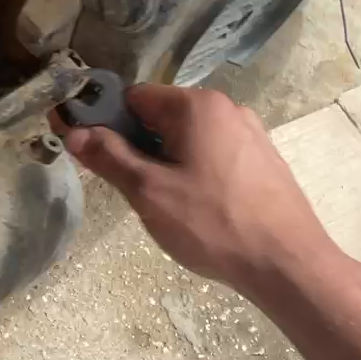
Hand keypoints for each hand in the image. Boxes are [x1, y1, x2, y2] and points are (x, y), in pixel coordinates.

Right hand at [56, 83, 337, 294]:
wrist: (286, 263)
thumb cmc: (212, 224)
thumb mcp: (148, 192)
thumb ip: (109, 157)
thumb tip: (74, 131)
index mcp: (196, 106)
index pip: (133, 97)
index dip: (105, 122)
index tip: (91, 154)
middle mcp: (226, 108)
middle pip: (160, 116)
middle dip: (136, 145)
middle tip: (128, 188)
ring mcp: (249, 134)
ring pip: (186, 138)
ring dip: (163, 161)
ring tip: (162, 203)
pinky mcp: (261, 160)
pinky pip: (211, 154)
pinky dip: (191, 171)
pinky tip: (194, 207)